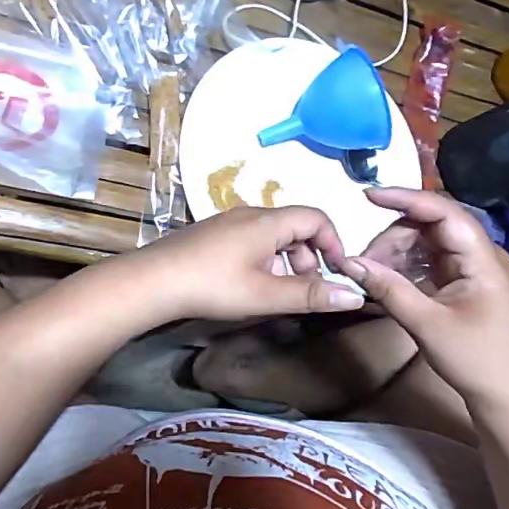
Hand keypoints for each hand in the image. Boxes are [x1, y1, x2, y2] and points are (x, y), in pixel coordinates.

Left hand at [122, 206, 363, 322]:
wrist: (153, 281)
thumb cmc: (213, 285)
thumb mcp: (266, 294)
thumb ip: (310, 295)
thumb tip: (355, 294)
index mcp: (268, 221)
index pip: (316, 218)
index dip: (334, 242)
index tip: (338, 271)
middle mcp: (250, 214)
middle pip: (295, 226)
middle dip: (310, 256)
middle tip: (307, 288)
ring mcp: (228, 223)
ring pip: (272, 235)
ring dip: (287, 260)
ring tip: (279, 291)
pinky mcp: (212, 235)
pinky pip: (251, 239)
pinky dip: (265, 258)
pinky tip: (250, 285)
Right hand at [340, 188, 508, 403]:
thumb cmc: (477, 361)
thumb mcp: (428, 325)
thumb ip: (389, 290)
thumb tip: (350, 264)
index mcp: (485, 259)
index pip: (444, 212)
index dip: (406, 199)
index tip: (368, 196)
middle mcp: (483, 255)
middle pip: (432, 225)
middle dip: (394, 236)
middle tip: (364, 262)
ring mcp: (476, 268)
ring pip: (430, 242)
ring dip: (398, 251)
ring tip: (372, 274)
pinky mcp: (468, 282)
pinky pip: (433, 261)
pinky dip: (408, 266)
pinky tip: (388, 280)